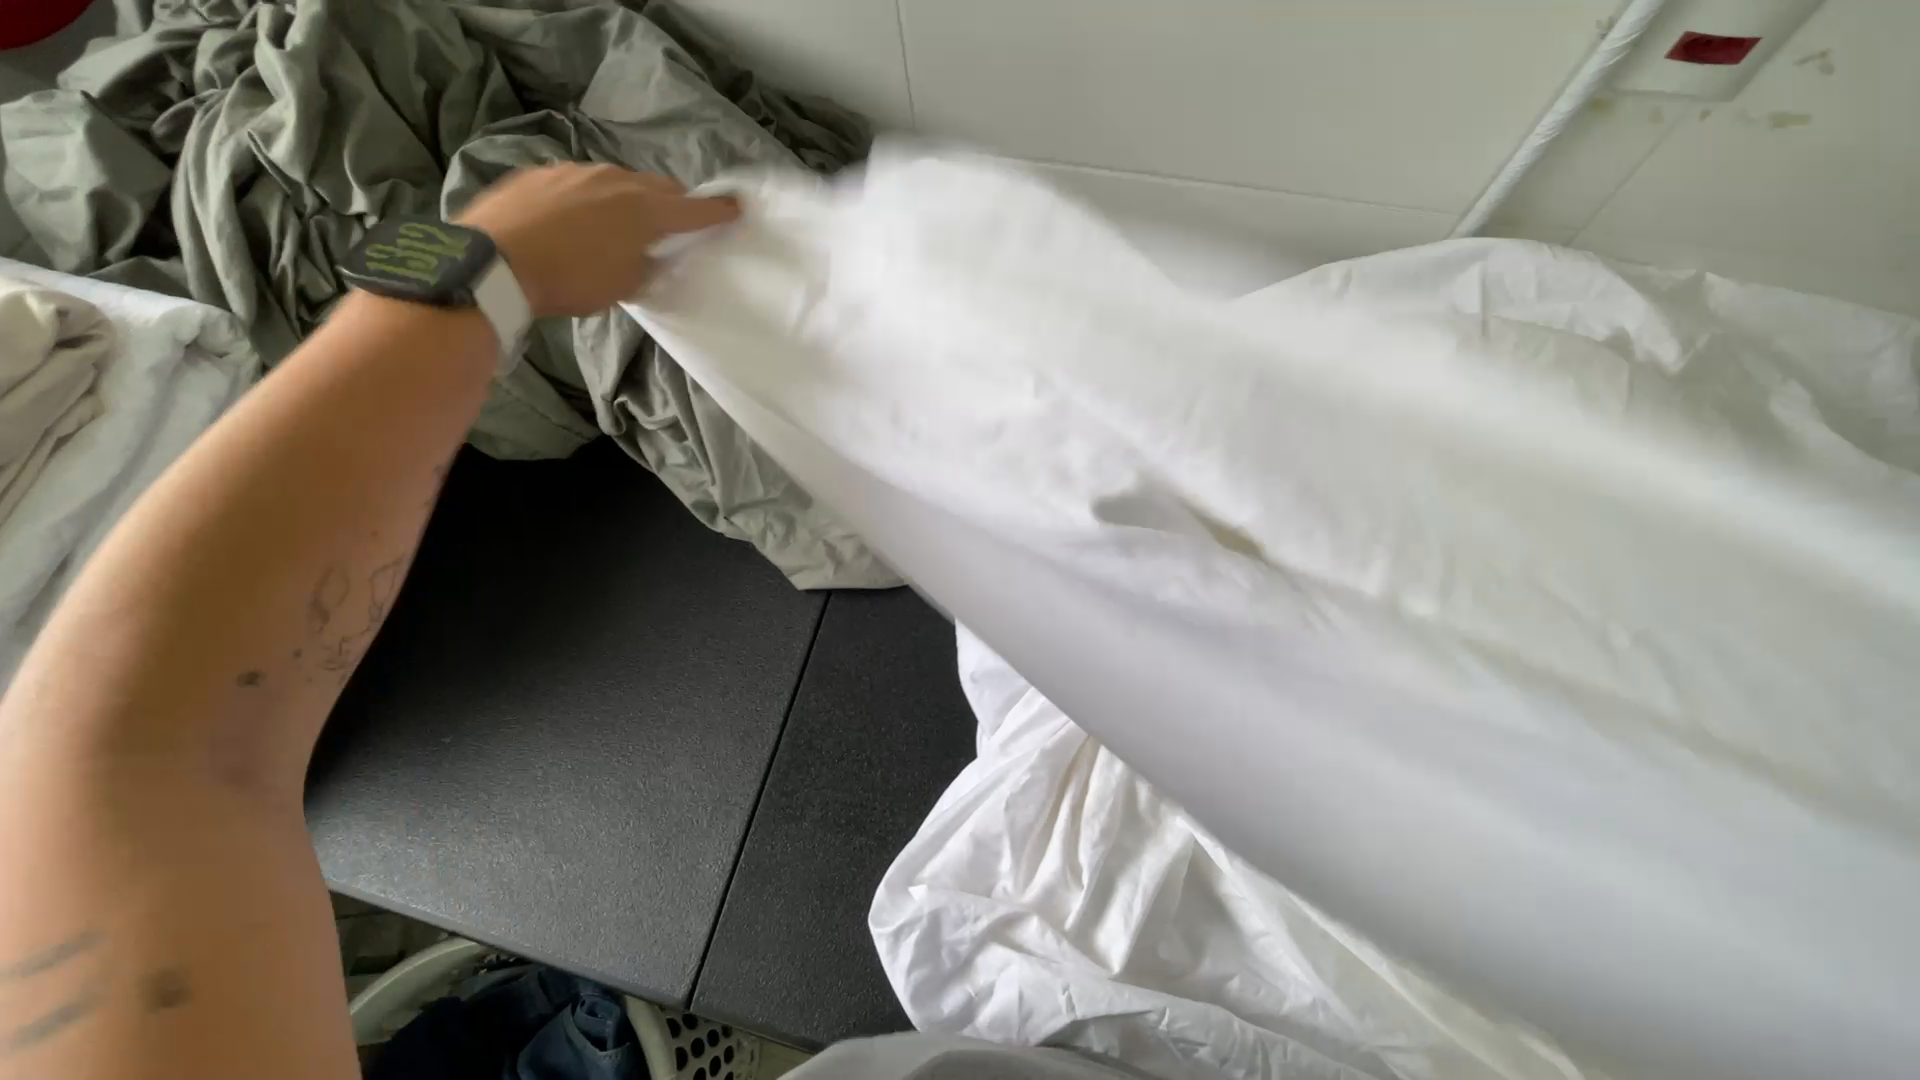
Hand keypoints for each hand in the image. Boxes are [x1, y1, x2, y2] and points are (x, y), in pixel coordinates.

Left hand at [455, 164, 740, 318]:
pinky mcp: (539, 174)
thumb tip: (649, 257)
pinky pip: (579, 183)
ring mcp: (574, 172)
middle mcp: (614, 180)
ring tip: (621, 224)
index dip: (717, 211)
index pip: (692, 209)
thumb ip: (646, 267)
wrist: (493, 261)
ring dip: (627, 199)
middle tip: (675, 221)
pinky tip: (577, 221)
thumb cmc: (570, 279)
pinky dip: (589, 200)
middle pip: (656, 186)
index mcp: (644, 210)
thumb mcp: (623, 286)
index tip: (736, 208)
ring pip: (616, 181)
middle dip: (671, 201)